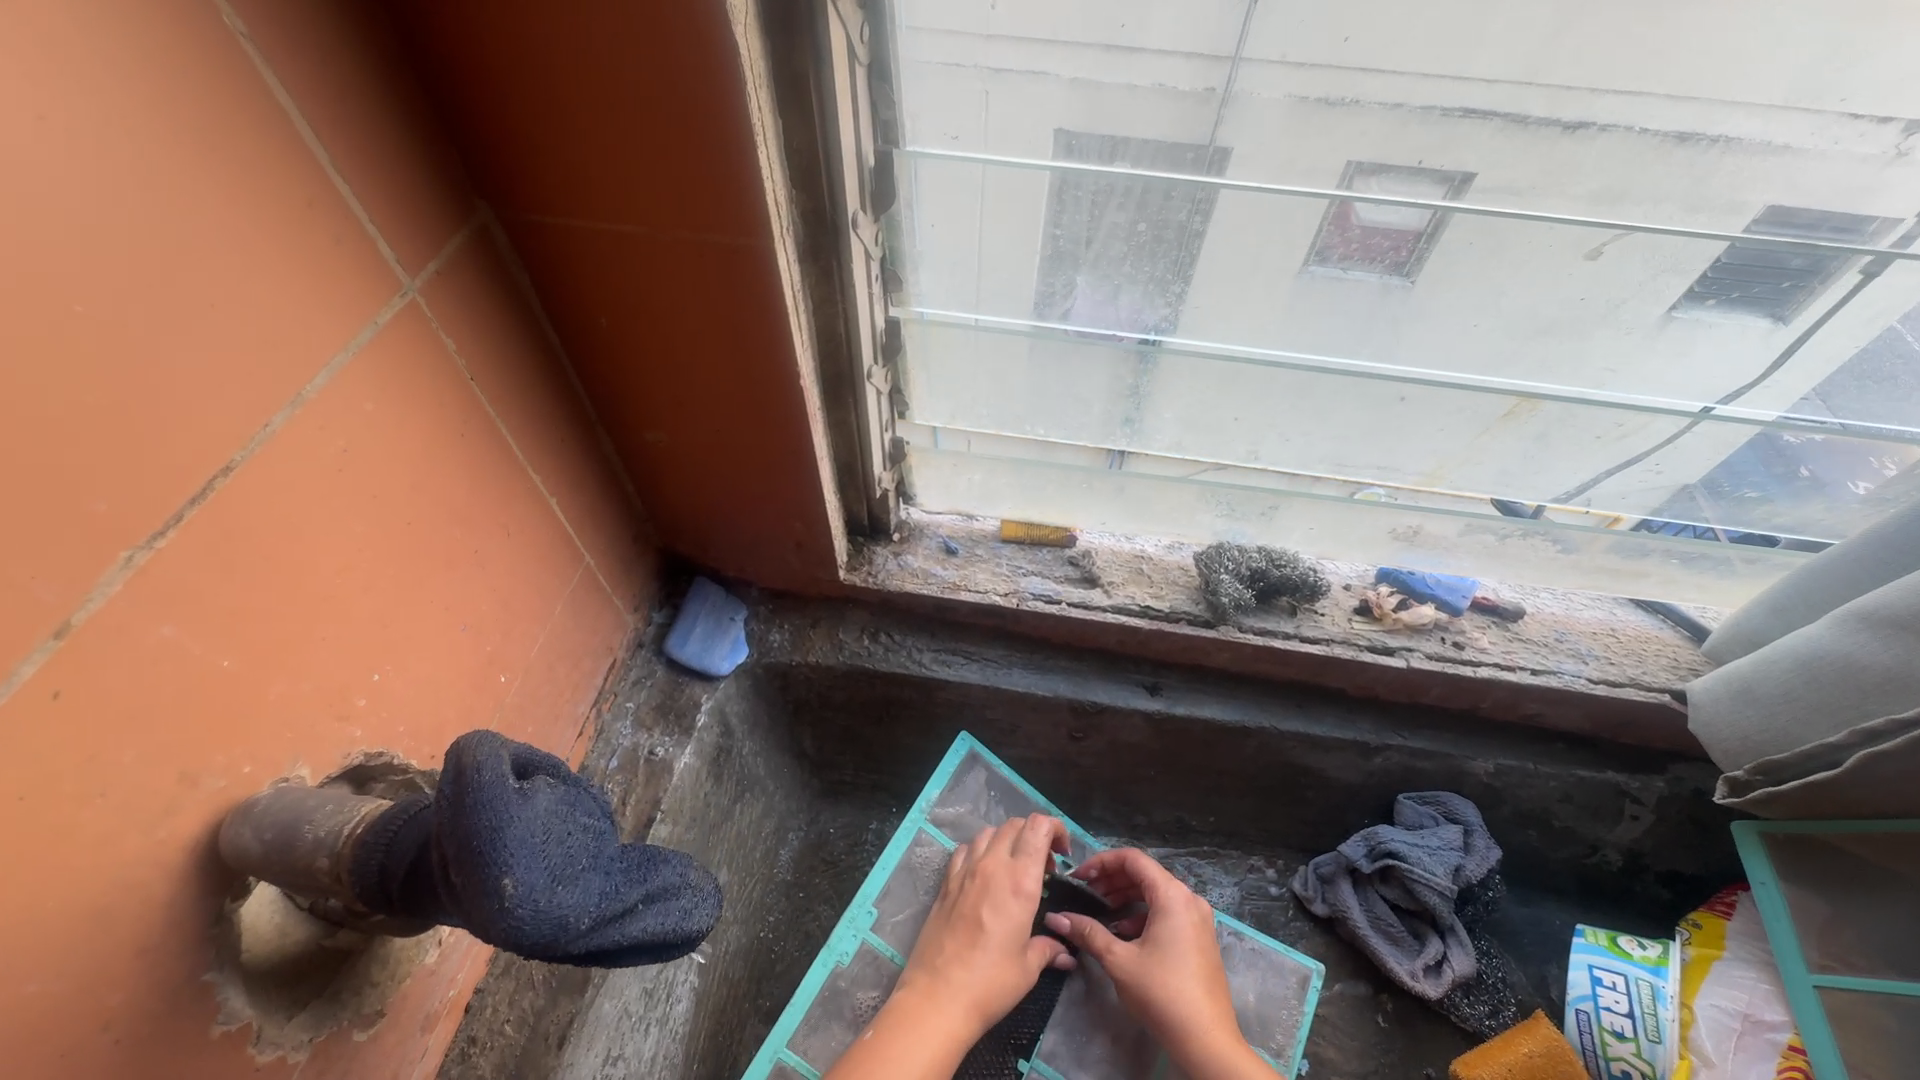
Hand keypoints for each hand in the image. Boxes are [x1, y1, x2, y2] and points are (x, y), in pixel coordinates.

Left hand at [824, 814, 1073, 1079]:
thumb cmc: (990, 983)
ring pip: (988, 833)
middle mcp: (992, 866)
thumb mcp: (1028, 967)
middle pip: (1014, 825)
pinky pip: (964, 851)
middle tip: (1044, 866)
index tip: (1062, 852)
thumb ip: (1048, 949)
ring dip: (1007, 841)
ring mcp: (964, 872)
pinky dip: (979, 852)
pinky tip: (983, 875)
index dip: (1055, 828)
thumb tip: (1064, 952)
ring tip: (1015, 868)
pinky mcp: (945, 884)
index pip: (1038, 827)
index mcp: (1020, 881)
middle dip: (1034, 835)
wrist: (937, 997)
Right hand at [1046, 848, 1273, 1078]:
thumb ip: (1088, 932)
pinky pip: (1168, 912)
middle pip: (1146, 874)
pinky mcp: (1200, 938)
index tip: (1079, 877)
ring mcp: (1198, 919)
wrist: (1206, 1039)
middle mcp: (1189, 899)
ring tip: (1101, 911)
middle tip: (1085, 893)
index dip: (1102, 862)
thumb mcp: (1118, 960)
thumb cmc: (1161, 992)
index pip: (1133, 859)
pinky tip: (1124, 932)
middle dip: (1112, 880)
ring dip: (1126, 897)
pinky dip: (1143, 914)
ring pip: (1157, 894)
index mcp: (1172, 895)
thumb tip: (1056, 918)